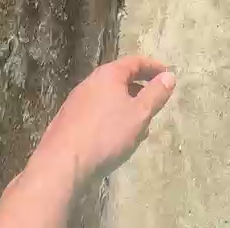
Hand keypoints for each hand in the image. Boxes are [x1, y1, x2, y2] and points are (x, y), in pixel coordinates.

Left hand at [34, 55, 177, 183]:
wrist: (60, 167)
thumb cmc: (105, 135)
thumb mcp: (139, 114)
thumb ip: (156, 93)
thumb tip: (169, 76)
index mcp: (108, 75)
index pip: (135, 61)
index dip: (153, 67)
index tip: (167, 75)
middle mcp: (89, 83)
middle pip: (119, 80)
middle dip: (139, 91)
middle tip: (153, 104)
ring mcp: (74, 104)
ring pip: (106, 99)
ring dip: (124, 108)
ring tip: (136, 128)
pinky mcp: (65, 124)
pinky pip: (94, 115)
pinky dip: (108, 120)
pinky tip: (112, 141)